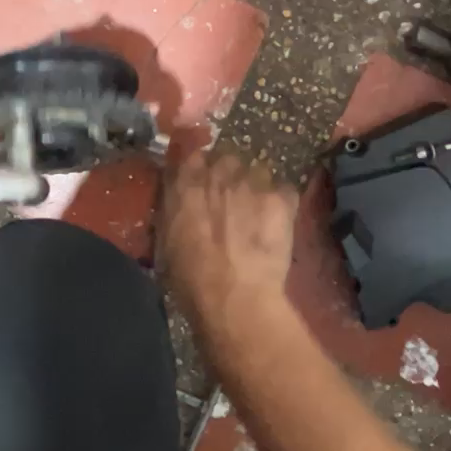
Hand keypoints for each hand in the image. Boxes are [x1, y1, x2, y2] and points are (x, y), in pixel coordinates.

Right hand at [158, 151, 299, 338]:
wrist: (234, 296)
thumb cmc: (190, 278)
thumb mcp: (167, 241)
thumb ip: (175, 210)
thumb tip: (181, 202)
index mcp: (185, 183)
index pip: (192, 154)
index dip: (199, 168)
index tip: (200, 182)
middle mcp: (219, 172)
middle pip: (228, 158)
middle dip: (229, 175)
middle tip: (230, 200)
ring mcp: (253, 182)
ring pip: (258, 170)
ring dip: (256, 186)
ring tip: (257, 212)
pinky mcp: (282, 197)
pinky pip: (284, 189)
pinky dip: (281, 202)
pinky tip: (277, 223)